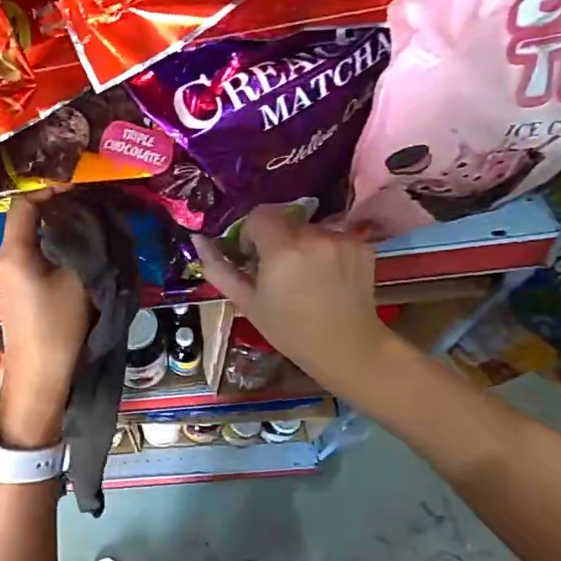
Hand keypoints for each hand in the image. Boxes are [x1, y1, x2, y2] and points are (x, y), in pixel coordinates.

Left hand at [0, 197, 89, 447]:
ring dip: (56, 228)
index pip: (24, 203)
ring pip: (31, 239)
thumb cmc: (56, 326)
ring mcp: (9, 277)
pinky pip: (34, 257)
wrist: (39, 375)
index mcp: (13, 252)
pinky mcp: (18, 292)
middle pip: (26, 219)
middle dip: (56, 207)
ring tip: (89, 223)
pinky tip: (78, 251)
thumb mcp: (78, 280)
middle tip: (90, 202)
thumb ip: (82, 244)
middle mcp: (4, 260)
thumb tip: (90, 221)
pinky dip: (54, 248)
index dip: (50, 190)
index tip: (81, 187)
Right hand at [193, 208, 391, 389]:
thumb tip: (197, 239)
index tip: (253, 258)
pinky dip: (323, 249)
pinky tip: (324, 276)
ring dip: (300, 244)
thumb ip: (218, 267)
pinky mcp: (362, 245)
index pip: (260, 214)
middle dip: (275, 239)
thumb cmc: (287, 328)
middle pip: (284, 219)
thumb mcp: (245, 301)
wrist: (345, 346)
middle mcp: (315, 236)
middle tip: (276, 270)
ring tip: (303, 275)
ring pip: (308, 227)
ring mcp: (343, 239)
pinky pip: (332, 236)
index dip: (251, 233)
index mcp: (283, 250)